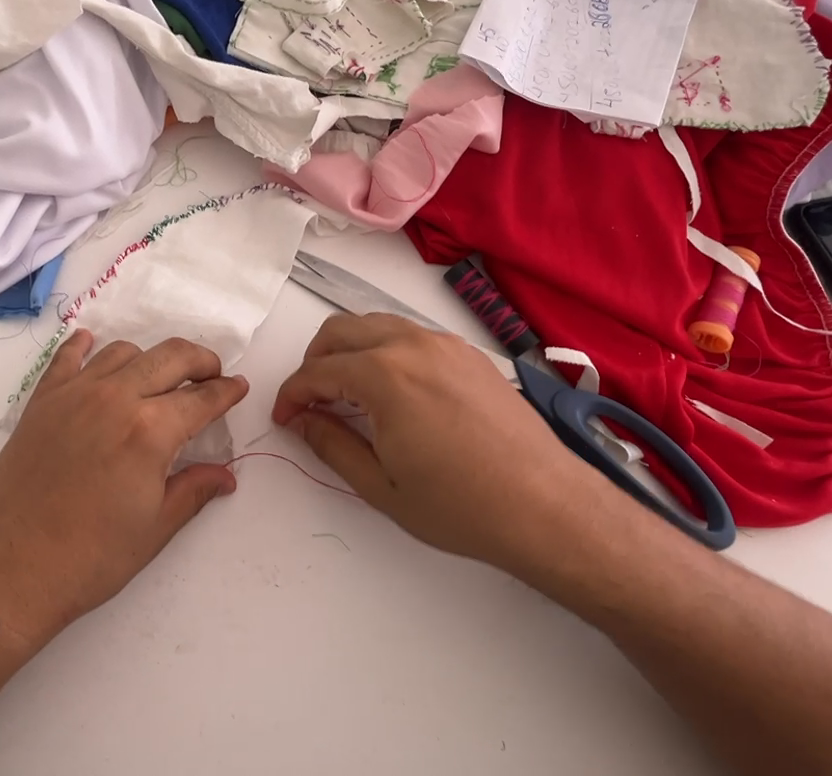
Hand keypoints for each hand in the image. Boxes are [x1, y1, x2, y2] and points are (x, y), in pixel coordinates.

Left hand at [0, 330, 246, 647]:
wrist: (13, 566)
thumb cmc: (91, 556)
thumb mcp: (155, 528)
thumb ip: (194, 490)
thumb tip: (226, 475)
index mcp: (151, 430)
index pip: (202, 398)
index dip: (226, 392)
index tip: (238, 387)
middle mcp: (117, 398)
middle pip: (170, 357)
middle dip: (200, 361)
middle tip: (210, 375)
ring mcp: (75, 393)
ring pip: (124, 351)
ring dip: (149, 358)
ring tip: (156, 378)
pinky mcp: (42, 400)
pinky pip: (68, 356)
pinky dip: (85, 345)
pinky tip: (91, 345)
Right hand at [270, 313, 609, 573]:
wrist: (546, 506)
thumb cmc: (460, 505)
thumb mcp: (380, 485)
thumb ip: (331, 445)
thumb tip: (302, 420)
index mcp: (383, 375)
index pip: (317, 370)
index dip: (292, 394)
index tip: (285, 418)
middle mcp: (410, 344)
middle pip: (340, 331)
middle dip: (315, 362)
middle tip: (311, 402)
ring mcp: (444, 344)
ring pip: (375, 325)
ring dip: (349, 350)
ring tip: (347, 393)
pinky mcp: (468, 353)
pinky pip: (410, 334)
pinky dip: (385, 350)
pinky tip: (393, 389)